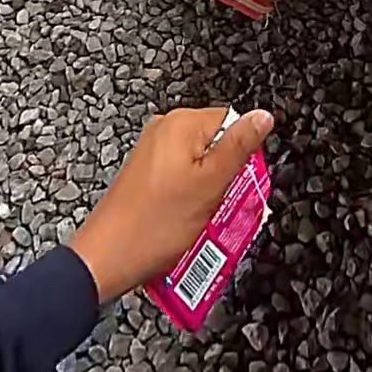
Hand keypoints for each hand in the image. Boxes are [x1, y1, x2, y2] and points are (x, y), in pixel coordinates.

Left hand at [67, 107, 273, 302]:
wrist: (108, 256)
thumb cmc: (155, 224)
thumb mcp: (210, 185)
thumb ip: (239, 147)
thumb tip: (263, 115)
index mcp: (181, 123)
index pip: (232, 121)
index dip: (243, 153)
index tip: (240, 181)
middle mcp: (165, 129)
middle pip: (216, 144)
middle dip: (226, 176)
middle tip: (222, 204)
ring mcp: (154, 150)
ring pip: (200, 164)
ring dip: (211, 191)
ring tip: (204, 218)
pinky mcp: (148, 171)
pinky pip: (183, 177)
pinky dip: (192, 197)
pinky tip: (188, 222)